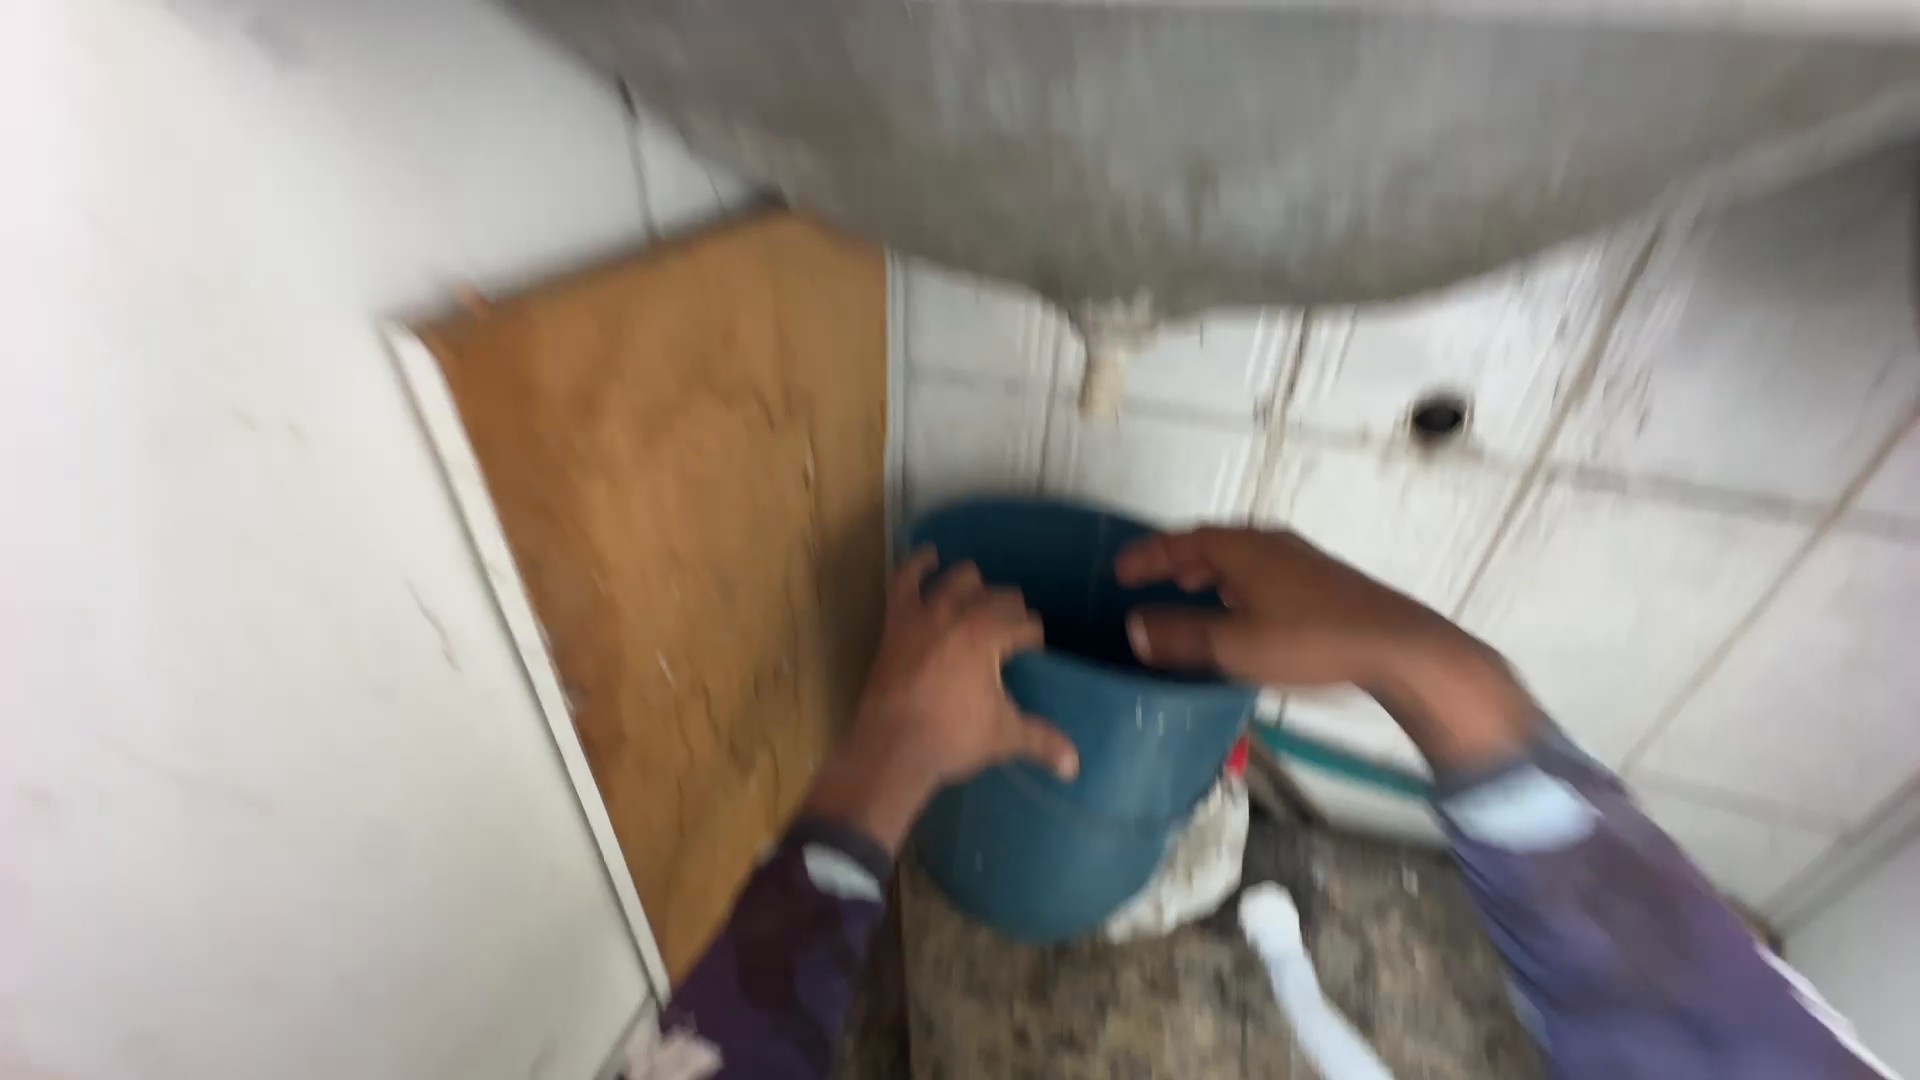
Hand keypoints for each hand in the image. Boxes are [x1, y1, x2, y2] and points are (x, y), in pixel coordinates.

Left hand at [803, 550, 1077, 850]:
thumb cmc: (951, 738)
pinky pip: (905, 580)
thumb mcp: (1003, 736)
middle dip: (1011, 611)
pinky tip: (930, 556)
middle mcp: (958, 614)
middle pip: (998, 597)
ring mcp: (924, 613)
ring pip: (959, 578)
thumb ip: (1041, 740)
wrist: (891, 747)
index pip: (1025, 625)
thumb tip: (1074, 764)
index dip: (1032, 637)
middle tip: (1012, 632)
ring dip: (975, 586)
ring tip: (982, 598)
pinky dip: (918, 564)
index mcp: (989, 636)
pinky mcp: (897, 620)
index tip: (1033, 651)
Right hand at [1113, 527, 1449, 687]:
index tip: (1118, 570)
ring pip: (1237, 555)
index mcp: (1241, 548)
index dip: (1146, 555)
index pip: (1180, 542)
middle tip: (1147, 575)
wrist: (1400, 648)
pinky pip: (1259, 568)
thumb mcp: (1234, 645)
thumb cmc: (1310, 640)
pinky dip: (1233, 580)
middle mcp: (1268, 542)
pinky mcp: (1320, 578)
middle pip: (1208, 542)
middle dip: (1173, 558)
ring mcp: (1297, 557)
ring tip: (1187, 587)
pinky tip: (1240, 606)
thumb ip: (1180, 635)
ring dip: (1205, 569)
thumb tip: (1134, 628)